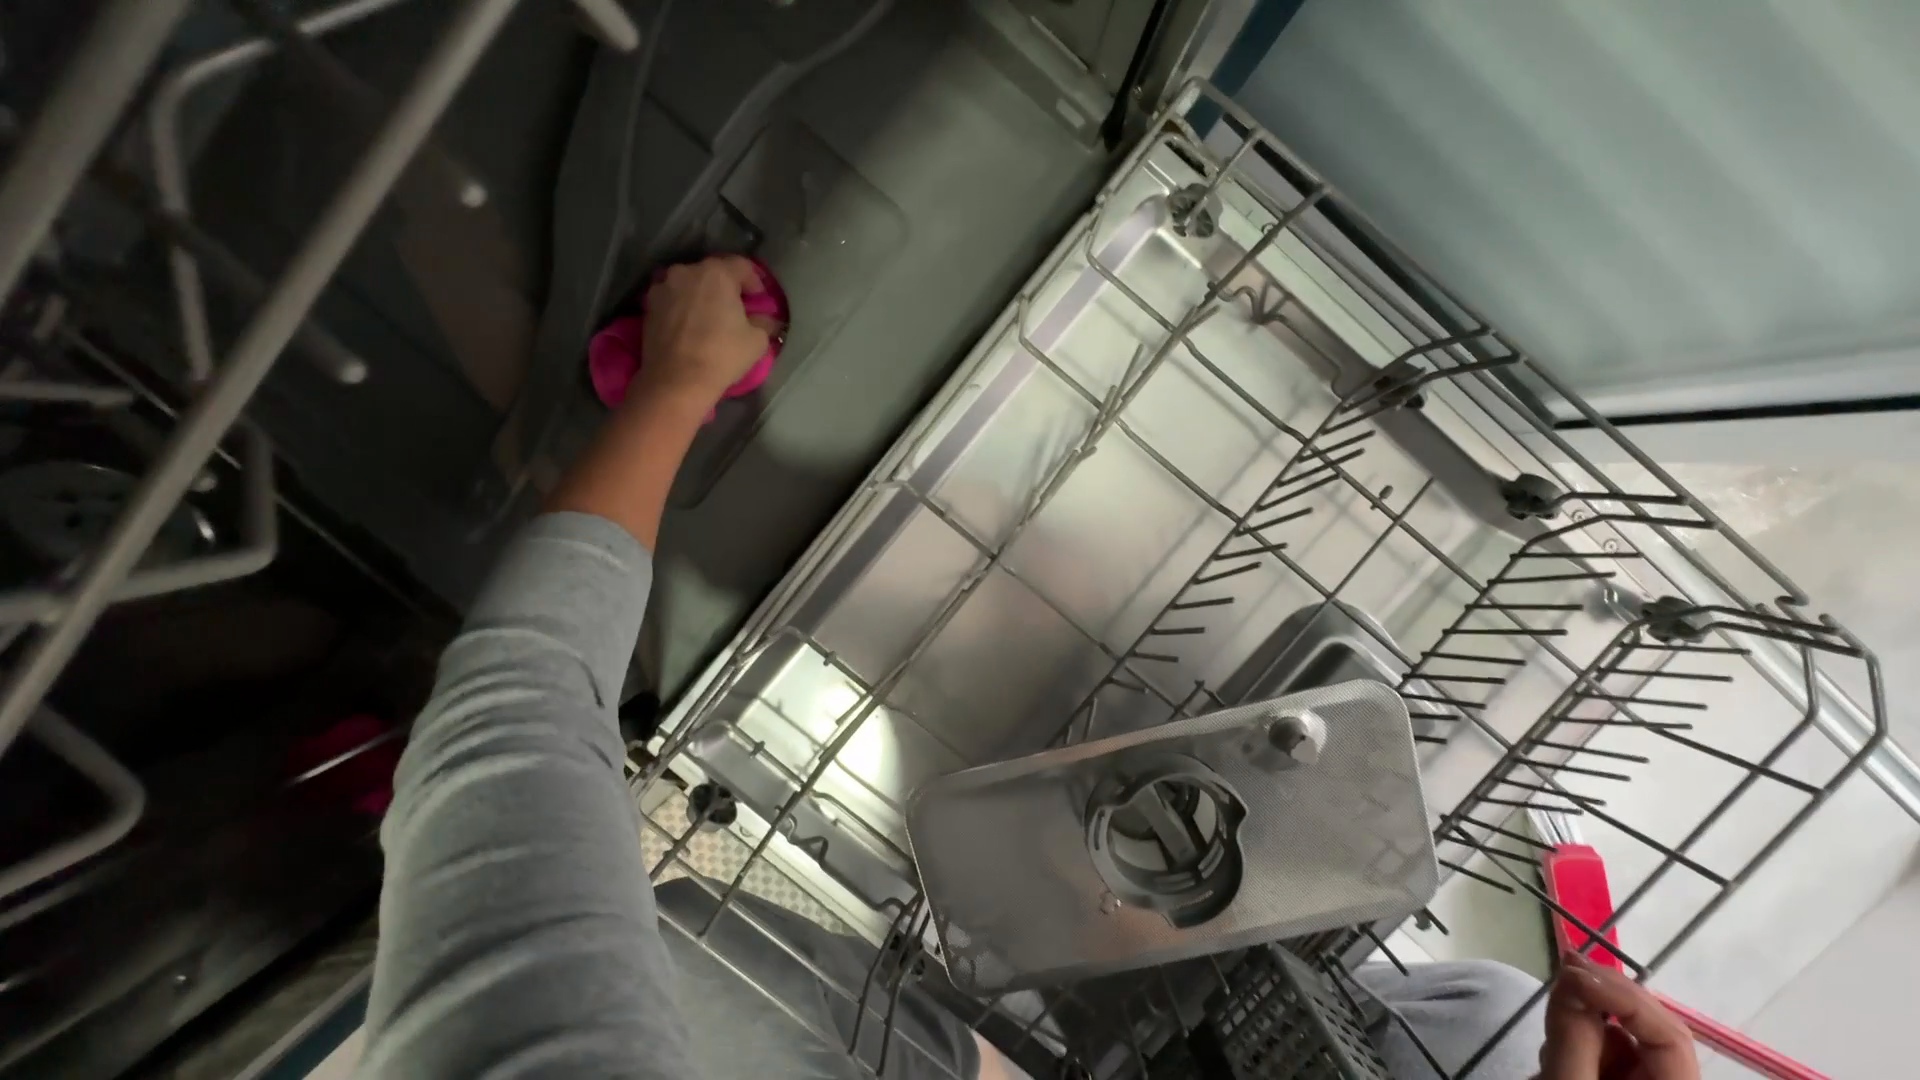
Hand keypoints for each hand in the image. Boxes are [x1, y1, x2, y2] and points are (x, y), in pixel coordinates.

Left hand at [632, 255, 774, 411]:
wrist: (677, 381)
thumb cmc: (722, 355)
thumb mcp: (758, 340)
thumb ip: (764, 322)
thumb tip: (766, 319)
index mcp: (717, 273)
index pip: (742, 266)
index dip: (755, 283)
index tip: (759, 303)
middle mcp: (687, 271)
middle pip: (714, 273)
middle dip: (727, 288)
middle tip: (735, 311)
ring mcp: (663, 286)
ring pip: (690, 284)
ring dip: (702, 296)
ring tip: (709, 318)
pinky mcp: (648, 304)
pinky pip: (673, 299)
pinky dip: (683, 307)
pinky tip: (690, 327)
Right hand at [1538, 952, 1698, 1079]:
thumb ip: (1573, 1037)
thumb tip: (1570, 976)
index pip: (1670, 1034)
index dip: (1626, 998)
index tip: (1572, 974)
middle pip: (1647, 1028)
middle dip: (1603, 997)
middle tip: (1563, 966)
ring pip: (1617, 1035)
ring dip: (1582, 1018)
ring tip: (1550, 1026)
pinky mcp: (1616, 1077)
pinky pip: (1601, 1048)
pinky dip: (1574, 1037)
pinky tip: (1553, 1050)